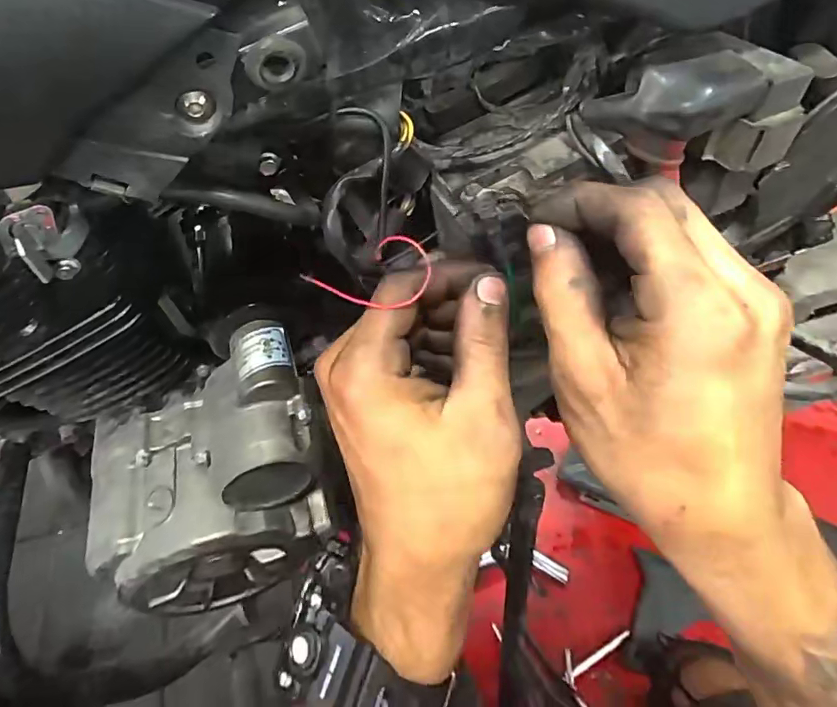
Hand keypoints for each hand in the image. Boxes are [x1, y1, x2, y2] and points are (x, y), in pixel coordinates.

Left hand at [314, 263, 520, 683]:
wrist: (419, 564)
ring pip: (397, 325)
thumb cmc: (452, 496)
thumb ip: (483, 337)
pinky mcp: (357, 395)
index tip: (488, 273)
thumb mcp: (481, 411)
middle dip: (448, 298)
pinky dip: (428, 348)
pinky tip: (465, 357)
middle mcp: (341, 363)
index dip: (447, 272)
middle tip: (495, 302)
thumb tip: (488, 281)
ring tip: (488, 330)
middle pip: (396, 304)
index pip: (401, 286)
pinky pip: (393, 352)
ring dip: (441, 323)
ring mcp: (345, 379)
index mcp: (361, 364)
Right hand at [532, 182, 836, 706]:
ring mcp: (762, 294)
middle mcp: (745, 287)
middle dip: (606, 205)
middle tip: (558, 229)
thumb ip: (562, 291)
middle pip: (669, 202)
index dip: (584, 199)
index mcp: (700, 305)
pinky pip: (701, 248)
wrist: (724, 512)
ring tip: (583, 251)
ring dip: (630, 224)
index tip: (542, 214)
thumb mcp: (584, 376)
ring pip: (687, 219)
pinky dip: (656, 246)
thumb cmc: (647, 456)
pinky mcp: (762, 306)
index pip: (640, 210)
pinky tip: (622, 274)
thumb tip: (545, 232)